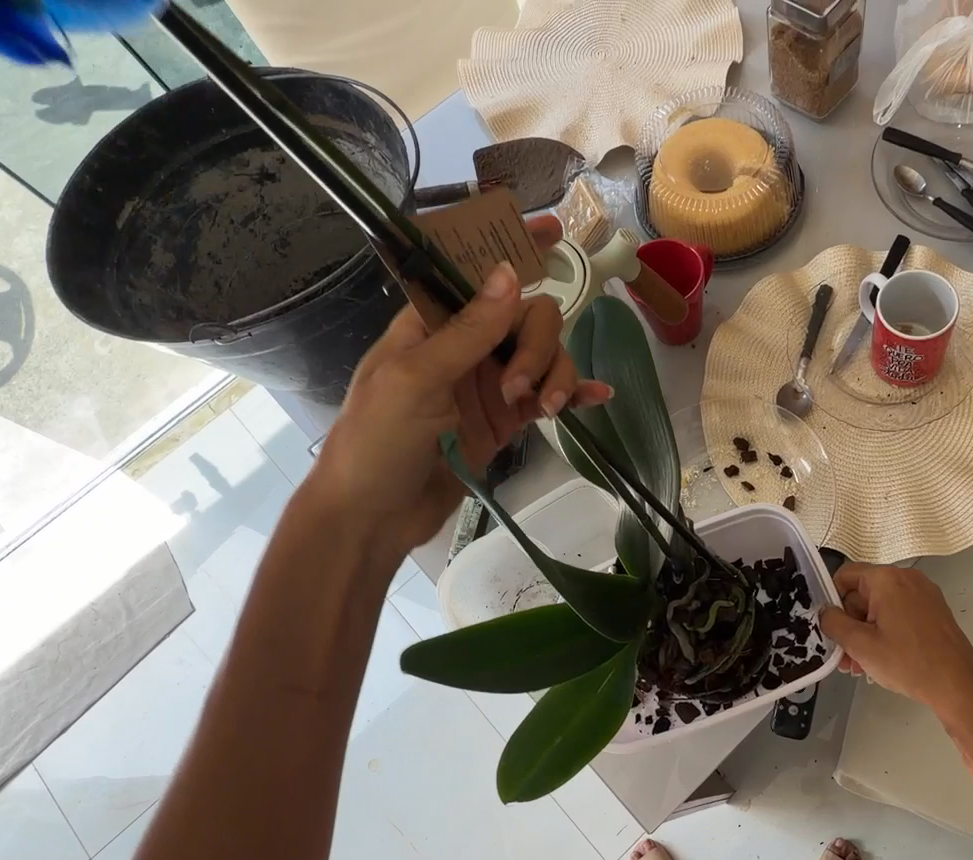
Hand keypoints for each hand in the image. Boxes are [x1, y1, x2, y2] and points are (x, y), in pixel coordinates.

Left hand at [303, 215, 609, 559]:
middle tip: (519, 390)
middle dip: (536, 347)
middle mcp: (465, 346)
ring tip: (544, 411)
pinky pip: (549, 396)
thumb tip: (510, 274)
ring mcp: (489, 384)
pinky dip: (574, 394)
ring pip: (544, 357)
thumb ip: (469, 331)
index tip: (553, 231)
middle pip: (526, 317)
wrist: (375, 515)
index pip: (476, 270)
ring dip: (556, 376)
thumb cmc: (377, 439)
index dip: (511, 247)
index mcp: (431, 323)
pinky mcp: (507, 421)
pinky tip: (596, 398)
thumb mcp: (418, 379)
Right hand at [820, 563, 972, 716]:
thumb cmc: (907, 662)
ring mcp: (924, 594)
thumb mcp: (860, 644)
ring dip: (865, 632)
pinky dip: (885, 631)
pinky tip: (881, 658)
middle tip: (844, 656)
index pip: (845, 575)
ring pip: (881, 607)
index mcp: (887, 579)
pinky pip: (899, 613)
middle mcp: (907, 578)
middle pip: (863, 592)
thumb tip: (825, 612)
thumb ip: (834, 623)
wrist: (958, 685)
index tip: (830, 627)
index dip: (831, 600)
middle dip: (850, 623)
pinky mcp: (934, 611)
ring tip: (859, 664)